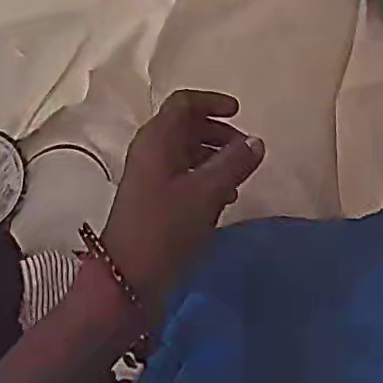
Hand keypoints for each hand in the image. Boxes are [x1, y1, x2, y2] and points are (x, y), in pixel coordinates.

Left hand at [101, 90, 264, 303]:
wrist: (126, 281)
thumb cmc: (164, 228)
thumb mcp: (205, 193)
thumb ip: (233, 164)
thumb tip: (256, 141)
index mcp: (156, 138)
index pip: (183, 103)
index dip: (211, 102)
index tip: (238, 112)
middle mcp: (150, 150)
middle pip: (186, 125)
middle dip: (218, 131)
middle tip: (244, 149)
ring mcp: (150, 175)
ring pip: (186, 151)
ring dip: (214, 156)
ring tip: (238, 177)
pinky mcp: (153, 199)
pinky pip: (183, 174)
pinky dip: (205, 177)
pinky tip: (224, 199)